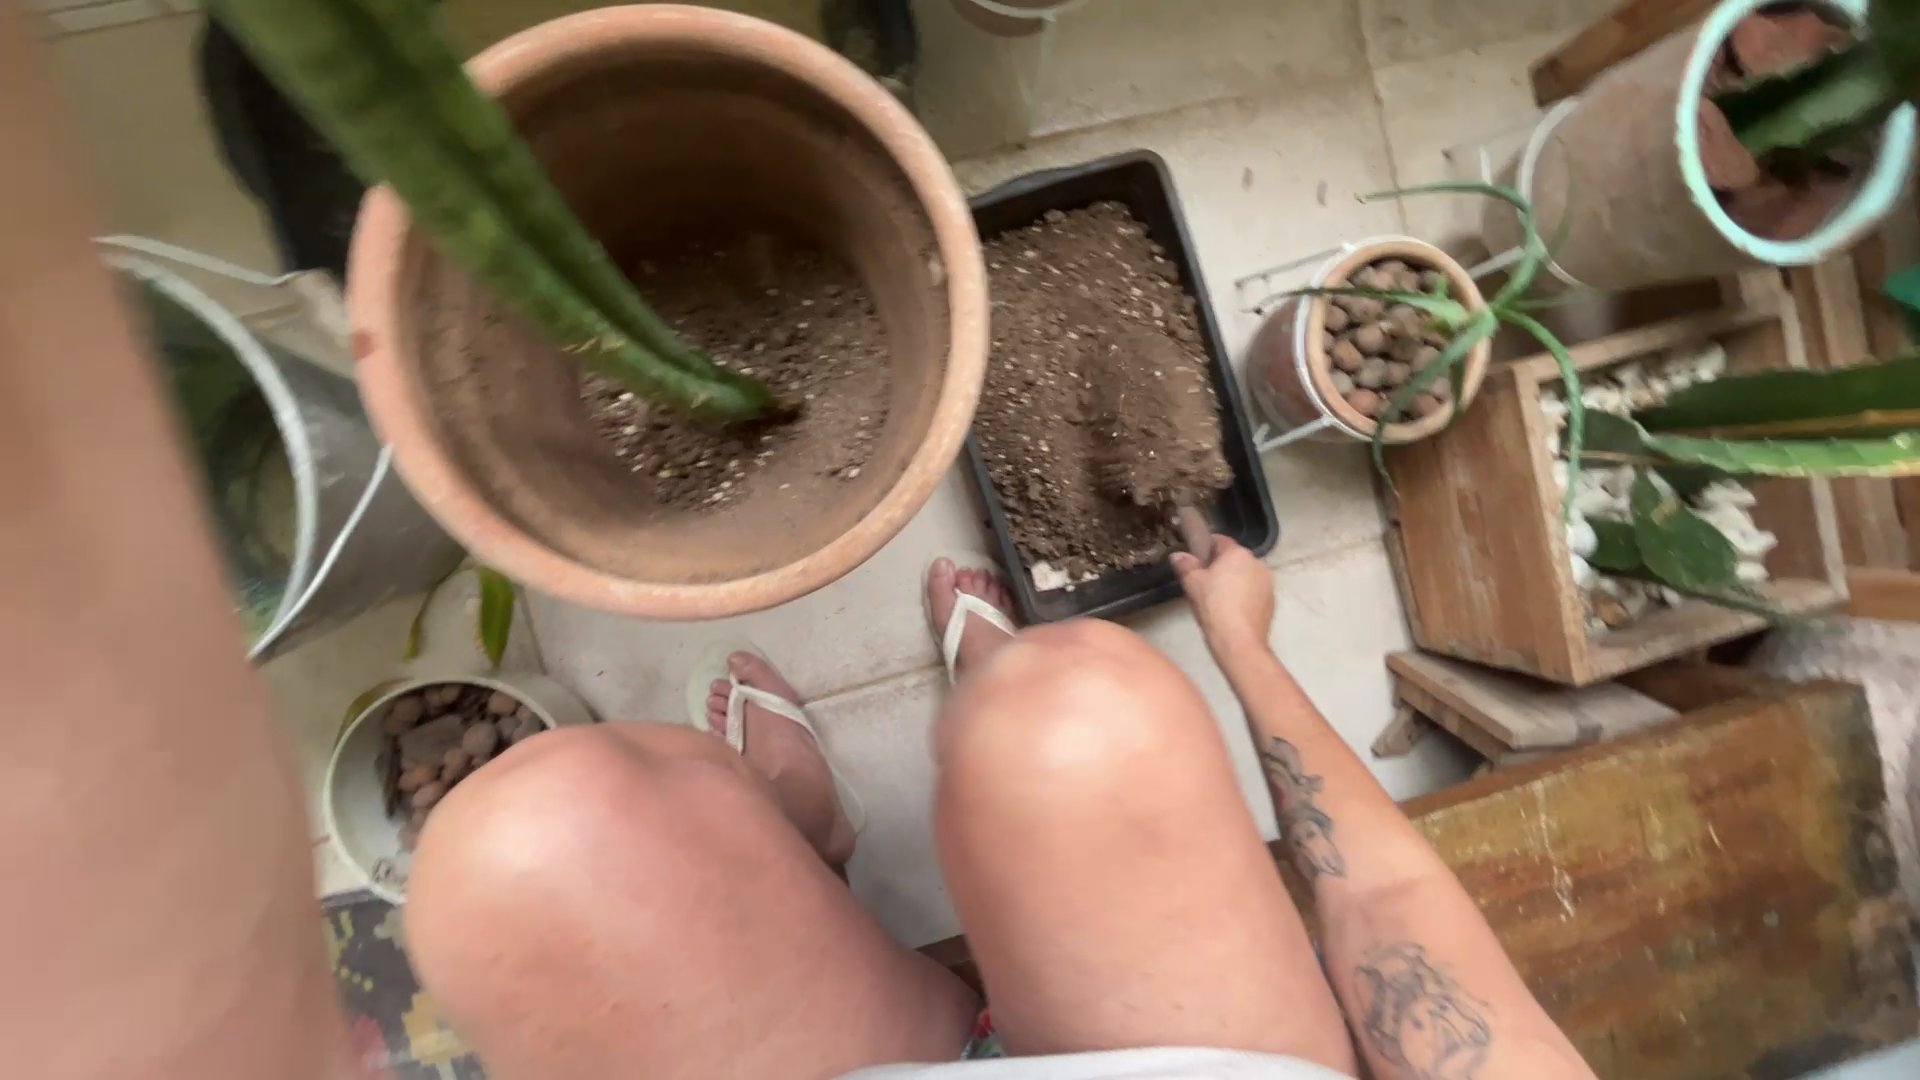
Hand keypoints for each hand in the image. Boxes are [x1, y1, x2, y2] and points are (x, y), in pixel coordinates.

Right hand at [1172, 536, 1273, 654]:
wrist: (1238, 640)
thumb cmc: (1213, 605)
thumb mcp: (1192, 583)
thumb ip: (1185, 565)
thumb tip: (1178, 555)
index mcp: (1237, 553)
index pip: (1220, 540)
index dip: (1206, 547)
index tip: (1196, 560)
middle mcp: (1257, 562)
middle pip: (1235, 558)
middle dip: (1221, 565)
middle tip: (1204, 581)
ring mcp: (1268, 582)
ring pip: (1246, 574)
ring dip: (1234, 580)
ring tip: (1218, 598)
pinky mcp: (1272, 600)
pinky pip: (1254, 590)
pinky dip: (1244, 595)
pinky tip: (1232, 609)